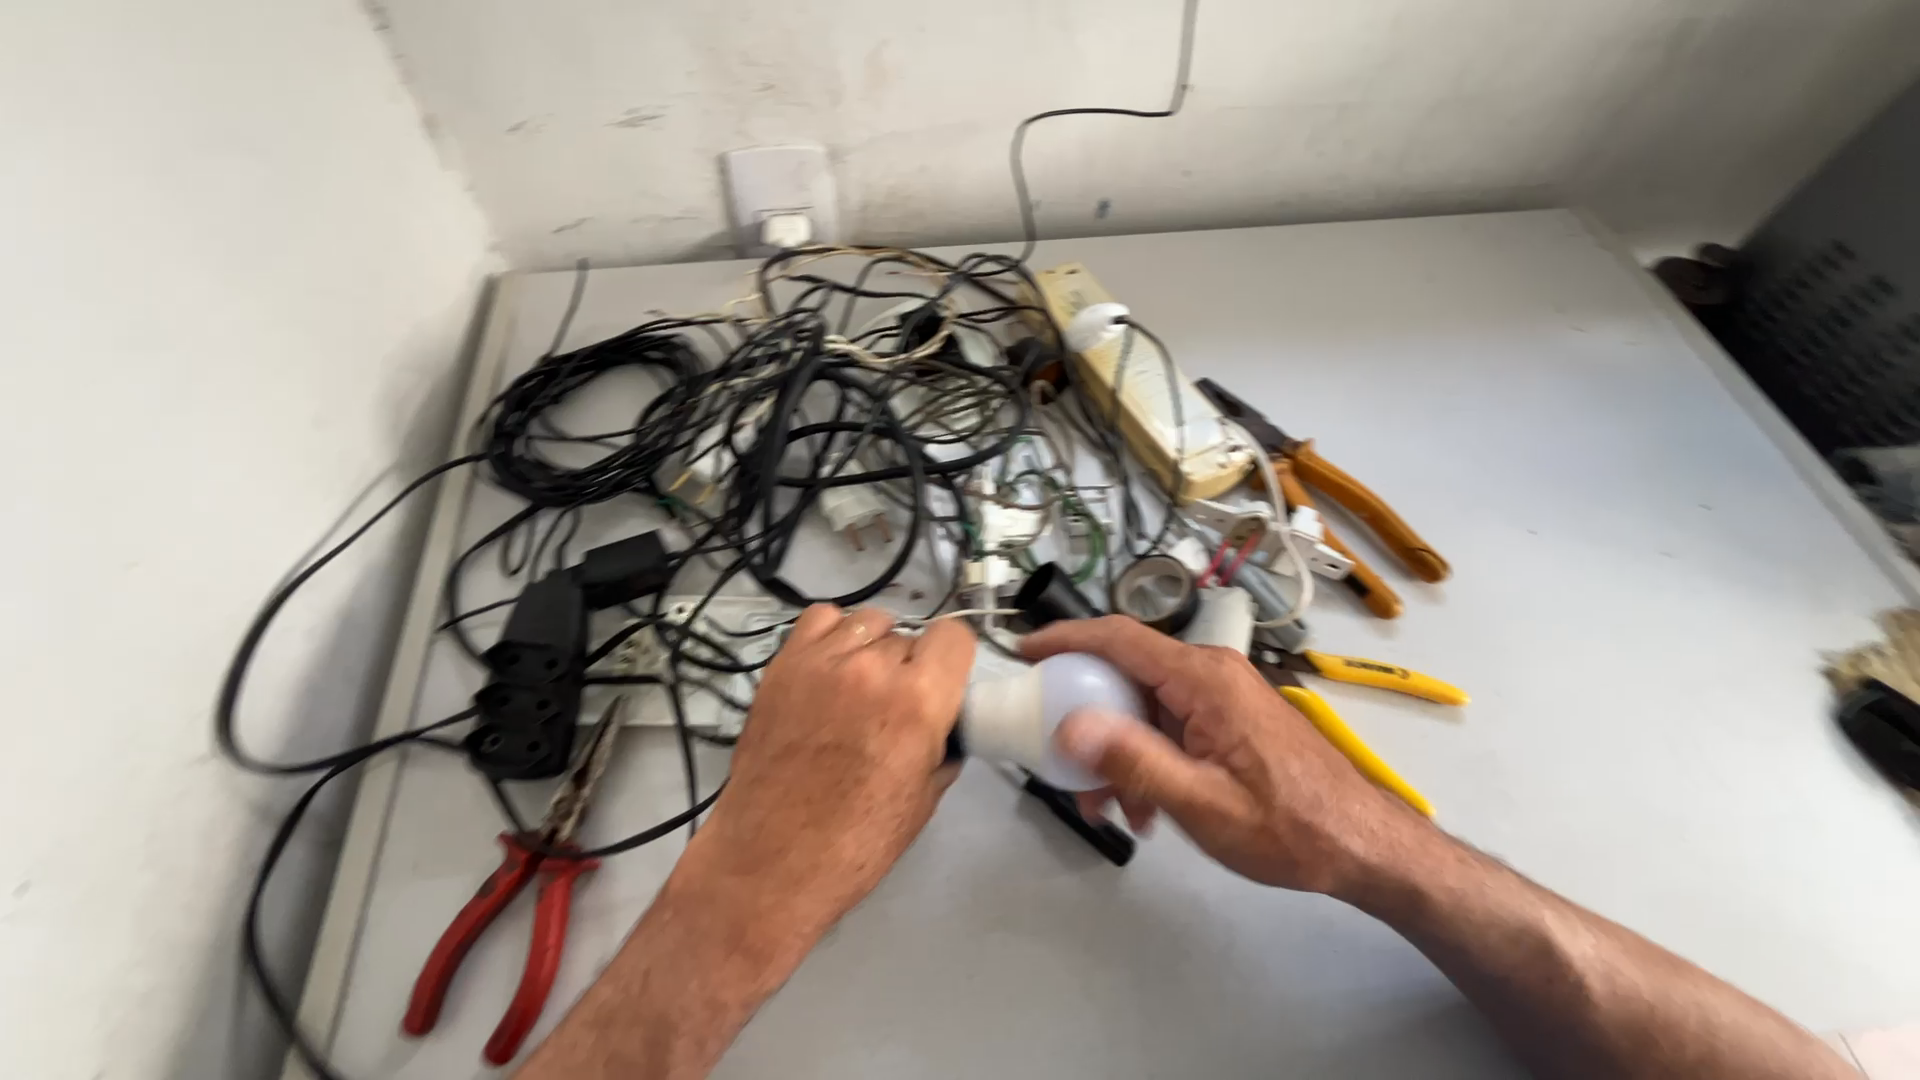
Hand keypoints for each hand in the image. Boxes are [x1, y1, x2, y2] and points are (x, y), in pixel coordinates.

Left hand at [690, 604, 973, 928]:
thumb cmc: (856, 842)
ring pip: (868, 622)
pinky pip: (820, 619)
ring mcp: (823, 661)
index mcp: (918, 701)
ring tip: (860, 685)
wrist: (770, 860)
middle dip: (910, 667)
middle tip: (894, 706)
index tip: (944, 681)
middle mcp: (873, 668)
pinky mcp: (784, 665)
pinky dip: (832, 635)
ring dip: (873, 647)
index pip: (954, 636)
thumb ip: (943, 744)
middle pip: (910, 636)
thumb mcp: (924, 798)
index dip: (953, 659)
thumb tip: (944, 722)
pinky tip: (831, 667)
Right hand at [1023, 616, 1421, 897]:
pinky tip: (1145, 806)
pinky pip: (1166, 724)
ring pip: (1142, 704)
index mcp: (1203, 678)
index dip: (1064, 637)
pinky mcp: (1224, 718)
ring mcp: (1218, 695)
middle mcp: (1208, 673)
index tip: (1023, 651)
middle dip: (1086, 715)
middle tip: (1060, 761)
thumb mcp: (1203, 803)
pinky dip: (1144, 756)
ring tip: (1108, 805)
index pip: (1118, 636)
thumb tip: (1069, 726)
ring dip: (1115, 747)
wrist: (1365, 846)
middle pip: (1124, 672)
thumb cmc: (1290, 826)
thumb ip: (1135, 761)